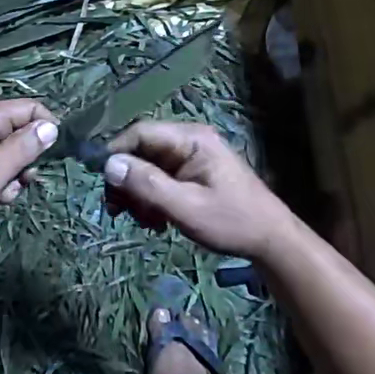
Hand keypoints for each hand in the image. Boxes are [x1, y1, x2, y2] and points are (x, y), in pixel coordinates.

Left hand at [0, 99, 57, 244]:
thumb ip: (25, 147)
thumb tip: (53, 127)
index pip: (33, 108)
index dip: (47, 129)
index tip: (52, 157)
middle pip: (25, 134)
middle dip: (29, 160)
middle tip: (21, 180)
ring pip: (14, 156)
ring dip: (15, 177)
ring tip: (1, 194)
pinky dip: (1, 185)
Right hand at [102, 121, 297, 259]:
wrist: (270, 240)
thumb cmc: (231, 221)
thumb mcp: (185, 207)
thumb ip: (147, 185)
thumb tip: (108, 165)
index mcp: (191, 139)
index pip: (139, 133)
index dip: (116, 155)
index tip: (104, 186)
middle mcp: (188, 141)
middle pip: (140, 151)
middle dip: (127, 182)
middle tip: (120, 212)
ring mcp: (190, 157)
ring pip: (146, 168)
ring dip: (138, 195)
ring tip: (145, 223)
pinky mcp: (191, 174)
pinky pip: (159, 180)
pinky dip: (151, 199)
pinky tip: (157, 222)